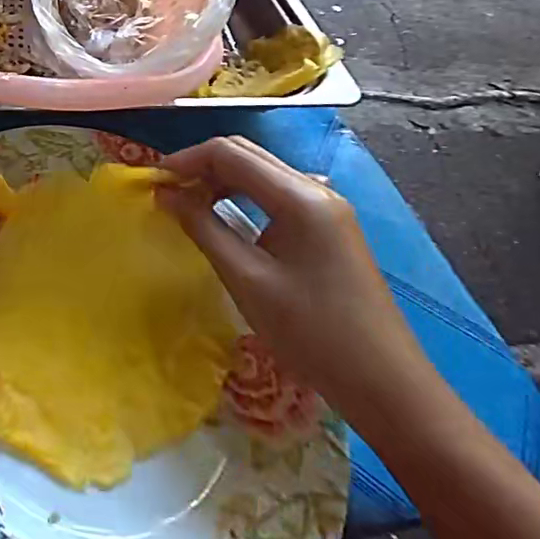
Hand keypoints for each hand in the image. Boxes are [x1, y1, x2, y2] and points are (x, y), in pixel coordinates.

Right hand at [154, 137, 439, 429]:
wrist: (386, 385)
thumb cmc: (311, 333)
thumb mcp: (246, 278)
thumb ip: (202, 227)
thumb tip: (164, 193)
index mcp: (299, 197)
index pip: (230, 153)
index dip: (185, 160)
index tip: (153, 183)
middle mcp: (315, 190)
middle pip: (246, 156)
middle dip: (200, 167)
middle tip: (165, 194)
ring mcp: (326, 208)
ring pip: (259, 173)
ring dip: (219, 181)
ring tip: (187, 207)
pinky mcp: (328, 227)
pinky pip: (274, 195)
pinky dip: (241, 198)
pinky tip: (223, 219)